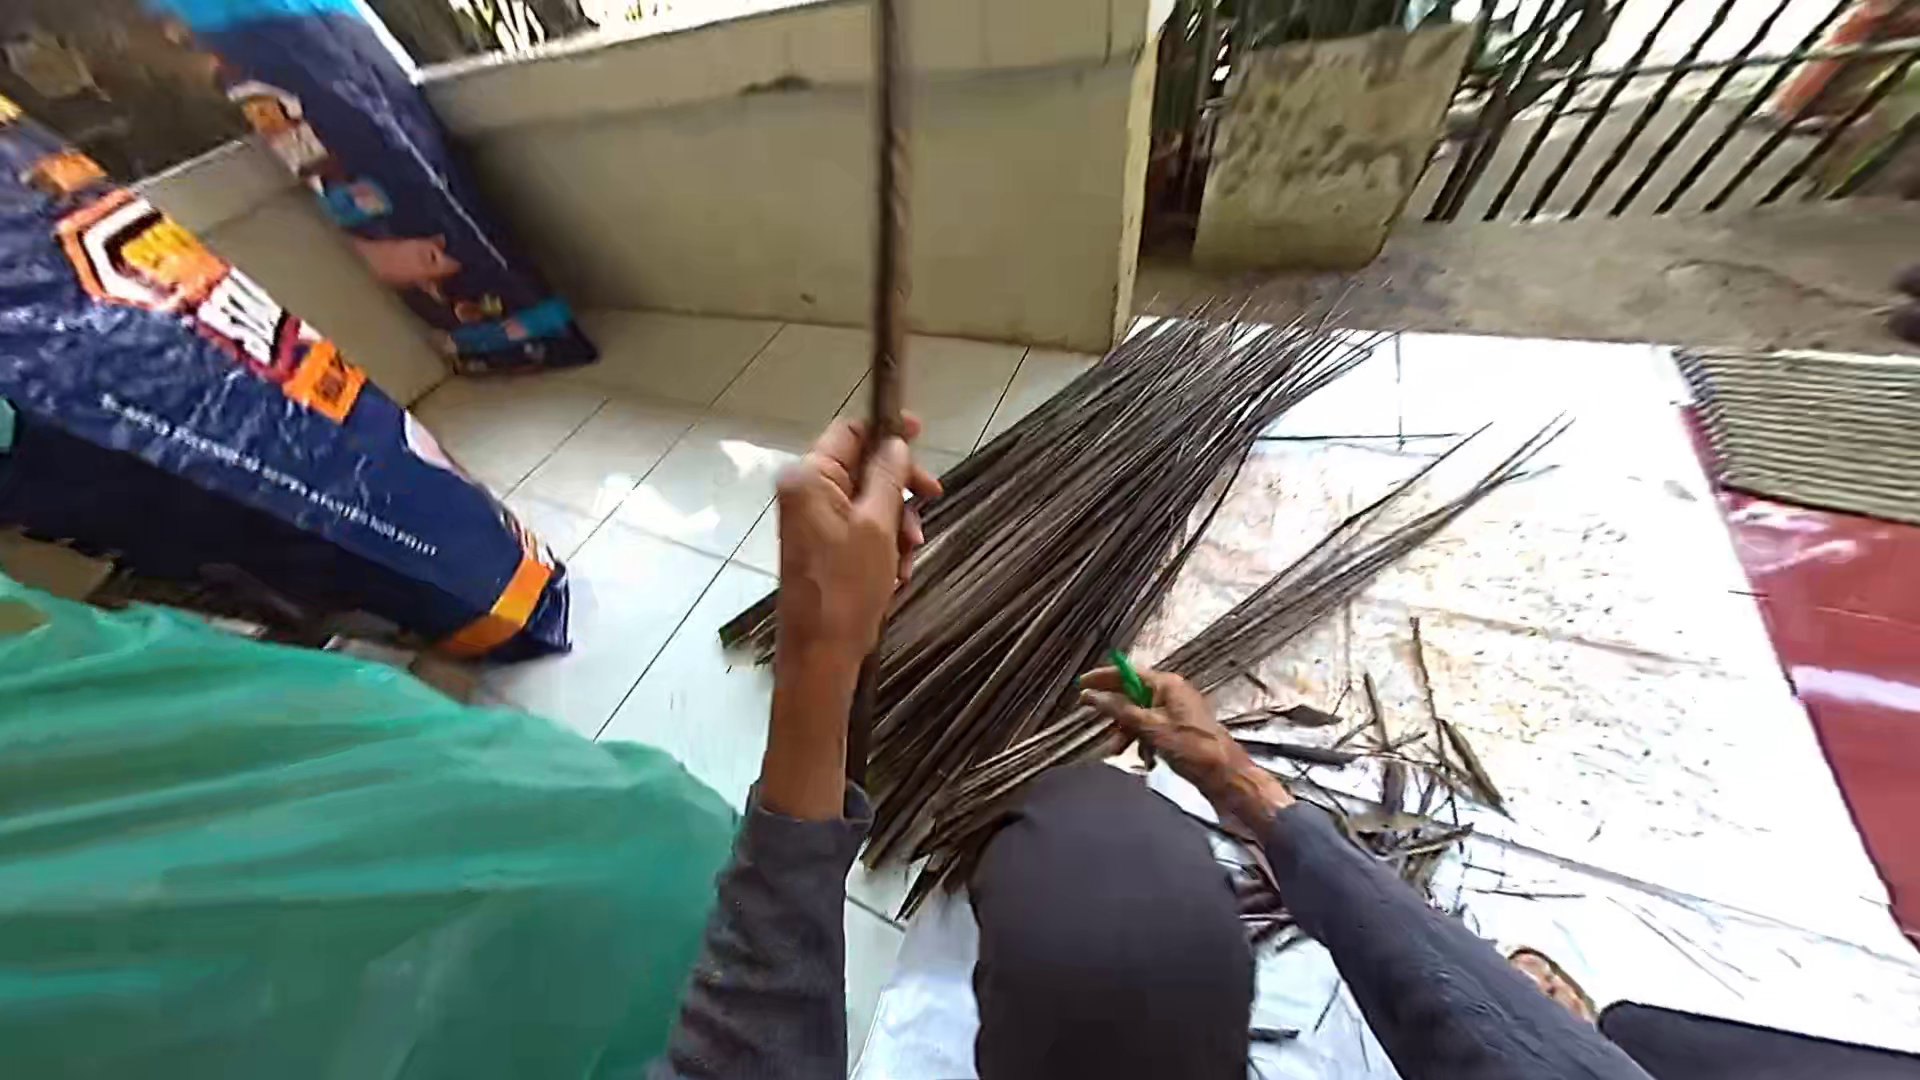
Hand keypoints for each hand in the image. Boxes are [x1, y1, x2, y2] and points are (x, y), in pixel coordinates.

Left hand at [761, 414, 939, 819]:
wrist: (822, 652)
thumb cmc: (848, 586)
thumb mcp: (878, 525)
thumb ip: (887, 476)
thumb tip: (896, 442)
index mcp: (810, 478)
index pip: (850, 432)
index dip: (887, 429)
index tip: (921, 433)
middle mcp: (807, 493)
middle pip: (864, 468)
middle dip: (900, 489)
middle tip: (932, 499)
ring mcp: (815, 521)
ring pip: (870, 502)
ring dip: (897, 523)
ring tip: (908, 554)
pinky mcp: (825, 546)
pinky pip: (863, 529)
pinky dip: (886, 545)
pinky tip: (896, 572)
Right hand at [1079, 664, 1293, 825]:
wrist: (1228, 779)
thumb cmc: (1191, 749)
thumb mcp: (1150, 728)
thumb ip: (1118, 709)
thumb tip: (1090, 695)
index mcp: (1167, 684)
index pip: (1127, 672)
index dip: (1102, 678)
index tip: (1080, 684)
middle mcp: (1171, 693)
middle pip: (1132, 694)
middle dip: (1114, 713)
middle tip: (1094, 722)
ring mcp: (1176, 712)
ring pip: (1140, 715)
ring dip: (1126, 732)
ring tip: (1116, 750)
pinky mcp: (1180, 731)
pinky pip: (1152, 729)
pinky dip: (1143, 741)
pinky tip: (1143, 758)